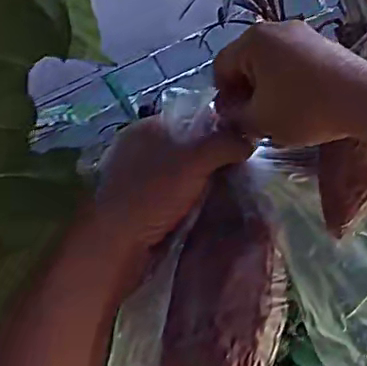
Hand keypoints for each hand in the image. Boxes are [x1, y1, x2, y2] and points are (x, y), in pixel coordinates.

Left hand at [92, 110, 251, 256]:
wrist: (117, 248)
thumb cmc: (152, 194)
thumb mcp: (195, 159)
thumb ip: (225, 143)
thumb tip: (250, 140)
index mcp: (146, 128)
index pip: (191, 118)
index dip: (218, 127)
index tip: (244, 142)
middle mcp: (141, 150)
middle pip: (190, 147)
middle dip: (215, 158)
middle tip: (242, 169)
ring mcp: (141, 180)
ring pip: (185, 174)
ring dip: (207, 183)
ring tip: (235, 190)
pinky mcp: (144, 207)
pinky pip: (179, 197)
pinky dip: (195, 201)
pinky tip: (213, 208)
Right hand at [211, 20, 366, 146]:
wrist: (362, 97)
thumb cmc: (304, 107)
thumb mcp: (260, 121)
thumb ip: (235, 117)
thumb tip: (231, 113)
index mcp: (253, 39)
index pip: (221, 67)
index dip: (224, 96)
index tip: (237, 119)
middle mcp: (276, 27)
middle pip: (247, 60)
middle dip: (247, 89)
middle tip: (256, 119)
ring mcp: (303, 32)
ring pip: (273, 60)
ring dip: (270, 86)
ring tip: (281, 113)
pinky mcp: (325, 42)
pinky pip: (296, 60)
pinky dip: (292, 80)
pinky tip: (304, 103)